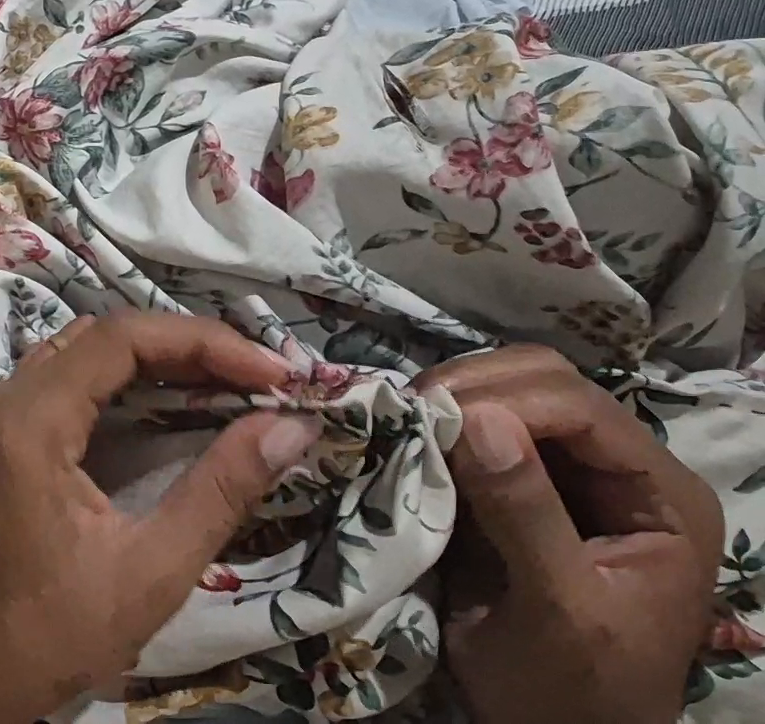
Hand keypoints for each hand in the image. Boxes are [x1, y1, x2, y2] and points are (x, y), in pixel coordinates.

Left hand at [0, 313, 323, 723]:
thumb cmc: (54, 629)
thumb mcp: (152, 569)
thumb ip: (221, 489)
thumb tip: (291, 425)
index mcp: (29, 422)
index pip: (119, 340)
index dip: (202, 342)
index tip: (276, 372)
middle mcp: (5, 400)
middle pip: (99, 338)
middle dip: (185, 347)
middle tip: (261, 378)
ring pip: (80, 353)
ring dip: (155, 361)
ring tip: (230, 386)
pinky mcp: (2, 434)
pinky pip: (65, 382)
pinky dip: (122, 383)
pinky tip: (172, 406)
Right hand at [416, 346, 723, 723]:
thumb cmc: (572, 683)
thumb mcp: (559, 609)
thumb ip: (526, 514)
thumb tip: (476, 419)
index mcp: (659, 497)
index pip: (580, 405)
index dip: (503, 398)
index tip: (426, 417)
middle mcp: (616, 467)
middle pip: (543, 378)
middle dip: (470, 385)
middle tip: (407, 414)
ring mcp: (560, 468)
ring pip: (503, 387)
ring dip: (446, 396)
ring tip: (402, 425)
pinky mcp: (509, 476)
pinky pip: (471, 420)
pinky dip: (433, 417)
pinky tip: (406, 434)